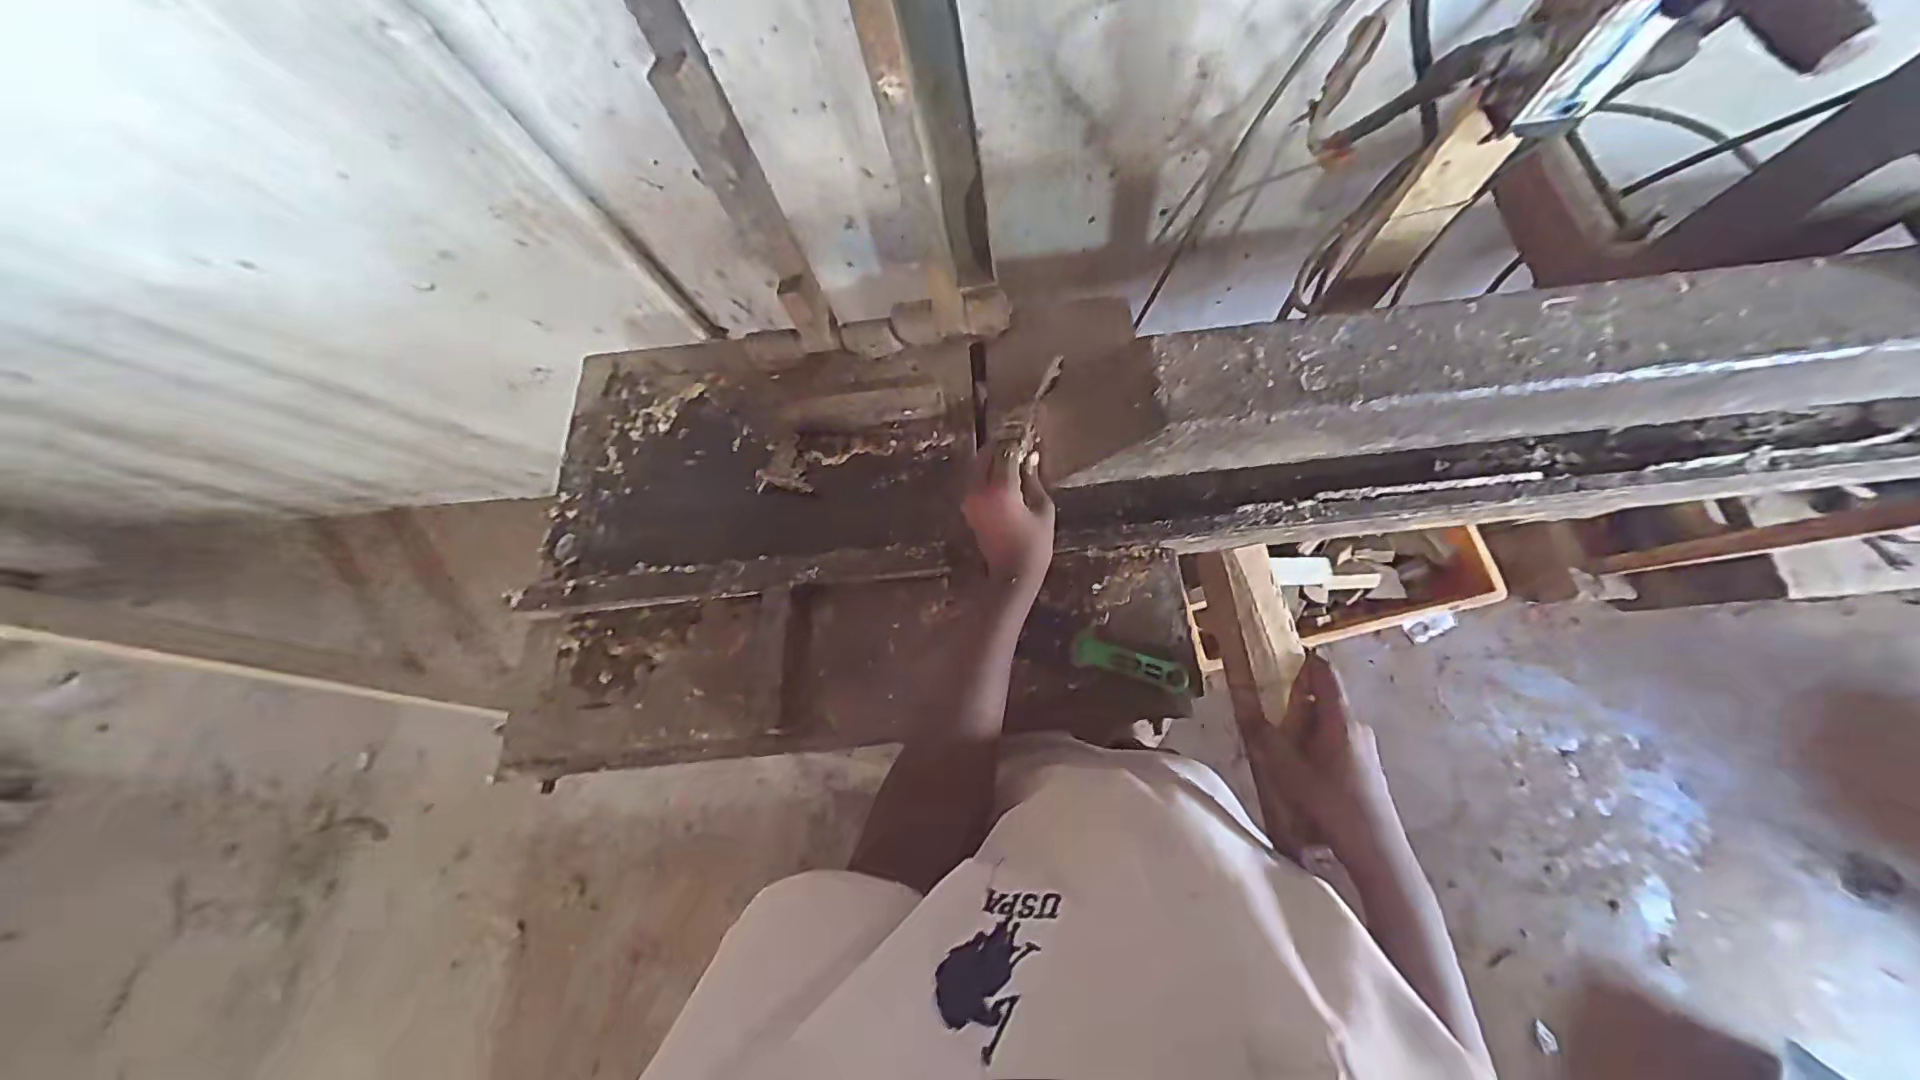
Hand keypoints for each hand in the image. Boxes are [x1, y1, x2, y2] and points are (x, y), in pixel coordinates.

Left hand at [962, 441, 1054, 591]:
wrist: (1011, 575)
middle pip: (984, 454)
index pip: (1005, 452)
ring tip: (1012, 460)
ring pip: (976, 465)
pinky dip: (986, 472)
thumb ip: (1034, 480)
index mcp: (1001, 489)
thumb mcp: (1043, 509)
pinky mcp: (968, 507)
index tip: (1028, 442)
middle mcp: (979, 490)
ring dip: (991, 458)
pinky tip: (1003, 476)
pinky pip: (974, 479)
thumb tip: (1030, 458)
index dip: (1017, 444)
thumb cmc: (1034, 545)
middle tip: (1018, 447)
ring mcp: (969, 499)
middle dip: (1001, 447)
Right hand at [1243, 652, 1395, 848]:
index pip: (1324, 673)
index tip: (1277, 658)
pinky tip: (1298, 769)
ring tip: (1276, 745)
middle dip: (1292, 700)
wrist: (1376, 849)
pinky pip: (1334, 741)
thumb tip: (1242, 705)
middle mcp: (1356, 726)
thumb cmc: (1330, 802)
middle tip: (1264, 710)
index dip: (1302, 660)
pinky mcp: (1364, 767)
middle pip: (1322, 698)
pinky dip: (1312, 743)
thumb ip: (1263, 734)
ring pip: (1326, 722)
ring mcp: (1364, 747)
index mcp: (1340, 718)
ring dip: (1301, 726)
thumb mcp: (1286, 768)